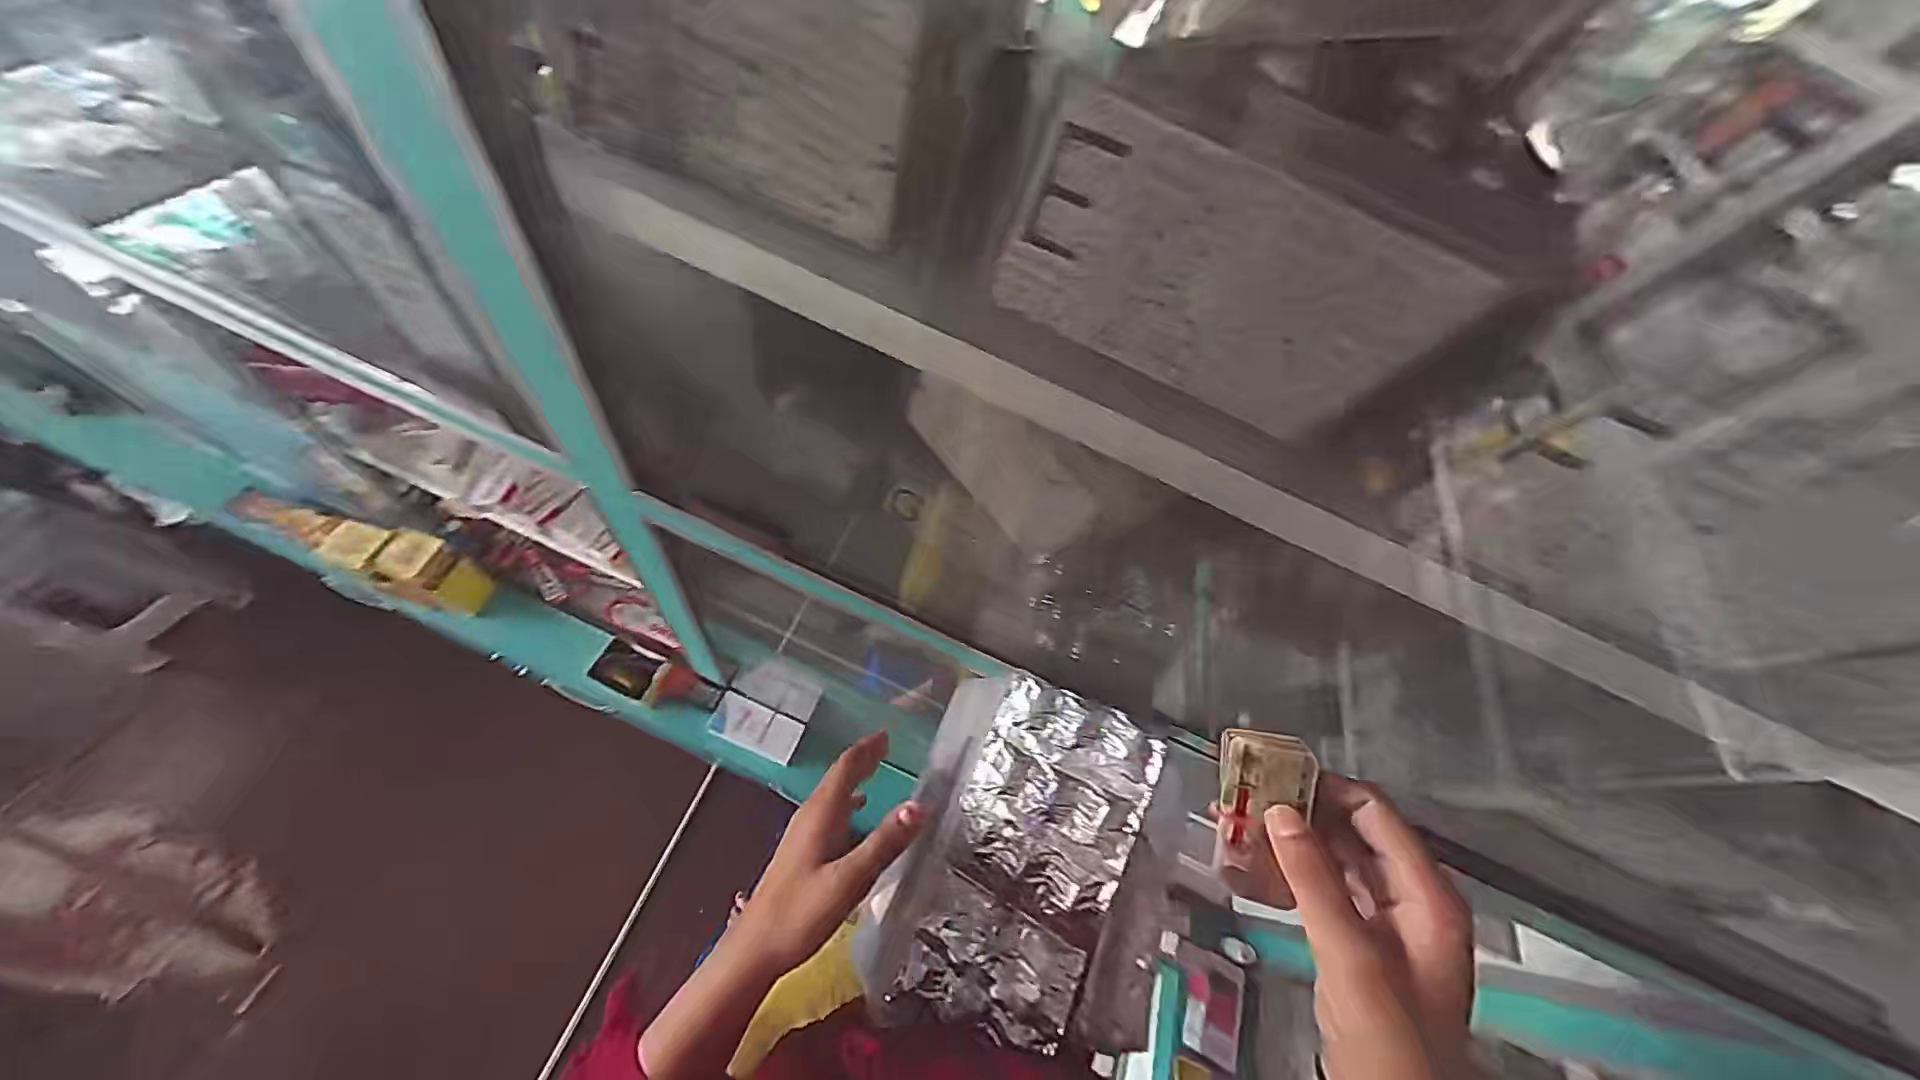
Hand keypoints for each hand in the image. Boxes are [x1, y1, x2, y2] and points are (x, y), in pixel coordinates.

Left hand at [731, 731, 925, 975]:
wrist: (753, 950)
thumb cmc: (800, 913)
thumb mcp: (849, 880)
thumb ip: (884, 842)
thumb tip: (919, 805)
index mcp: (821, 814)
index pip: (846, 768)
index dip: (867, 749)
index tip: (888, 734)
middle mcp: (811, 816)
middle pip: (839, 776)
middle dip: (863, 758)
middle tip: (887, 745)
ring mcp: (803, 834)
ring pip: (835, 794)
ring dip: (856, 778)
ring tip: (878, 769)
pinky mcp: (802, 852)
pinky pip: (831, 813)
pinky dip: (850, 802)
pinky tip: (859, 814)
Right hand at [1220, 775, 1474, 1079]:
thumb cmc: (1391, 1046)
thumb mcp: (1351, 959)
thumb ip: (1315, 882)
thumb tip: (1278, 811)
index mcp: (1427, 896)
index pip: (1373, 812)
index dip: (1322, 789)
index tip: (1269, 778)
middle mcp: (1408, 898)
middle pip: (1348, 830)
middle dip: (1293, 812)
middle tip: (1240, 801)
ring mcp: (1382, 921)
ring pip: (1329, 857)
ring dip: (1283, 840)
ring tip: (1234, 827)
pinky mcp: (1355, 940)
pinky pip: (1318, 887)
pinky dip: (1285, 872)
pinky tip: (1249, 867)